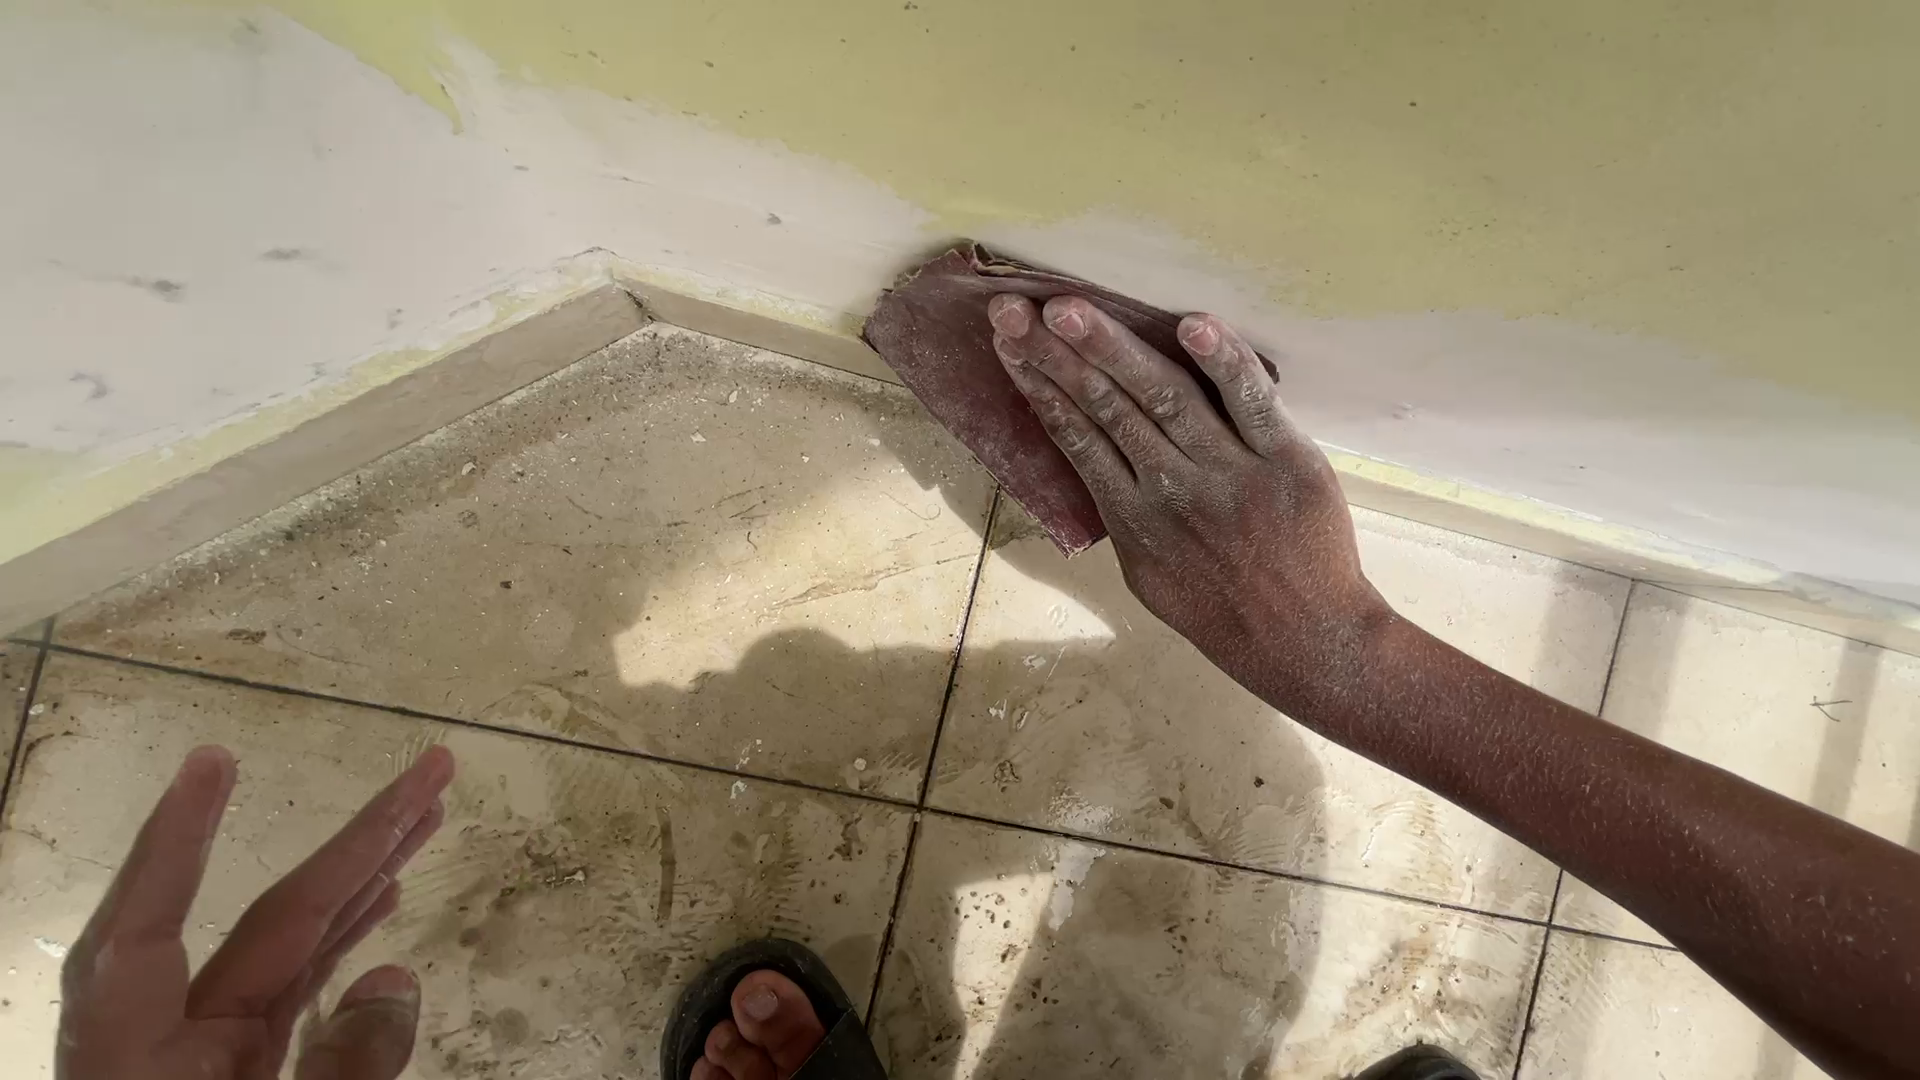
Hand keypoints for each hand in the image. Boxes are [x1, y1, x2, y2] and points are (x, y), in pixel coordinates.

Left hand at [58, 743, 454, 1079]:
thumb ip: (339, 1077)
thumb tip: (392, 972)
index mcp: (142, 1074)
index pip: (143, 936)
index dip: (175, 844)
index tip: (216, 761)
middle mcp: (176, 1053)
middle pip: (269, 920)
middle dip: (357, 839)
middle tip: (432, 768)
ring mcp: (219, 1064)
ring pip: (300, 944)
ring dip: (371, 872)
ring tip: (433, 810)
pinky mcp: (256, 1078)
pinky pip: (308, 988)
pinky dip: (353, 935)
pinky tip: (390, 899)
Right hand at [988, 293, 1390, 713]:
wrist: (1301, 639)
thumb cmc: (1216, 608)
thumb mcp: (1145, 574)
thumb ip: (1121, 517)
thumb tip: (1098, 468)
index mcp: (1129, 515)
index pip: (1074, 435)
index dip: (1038, 386)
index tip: (1008, 345)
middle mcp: (1167, 486)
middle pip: (1103, 406)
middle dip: (1053, 354)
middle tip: (1014, 309)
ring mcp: (1226, 470)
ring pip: (1162, 396)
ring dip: (1111, 348)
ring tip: (1069, 310)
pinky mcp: (1284, 459)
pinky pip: (1250, 403)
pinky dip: (1222, 363)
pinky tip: (1190, 325)